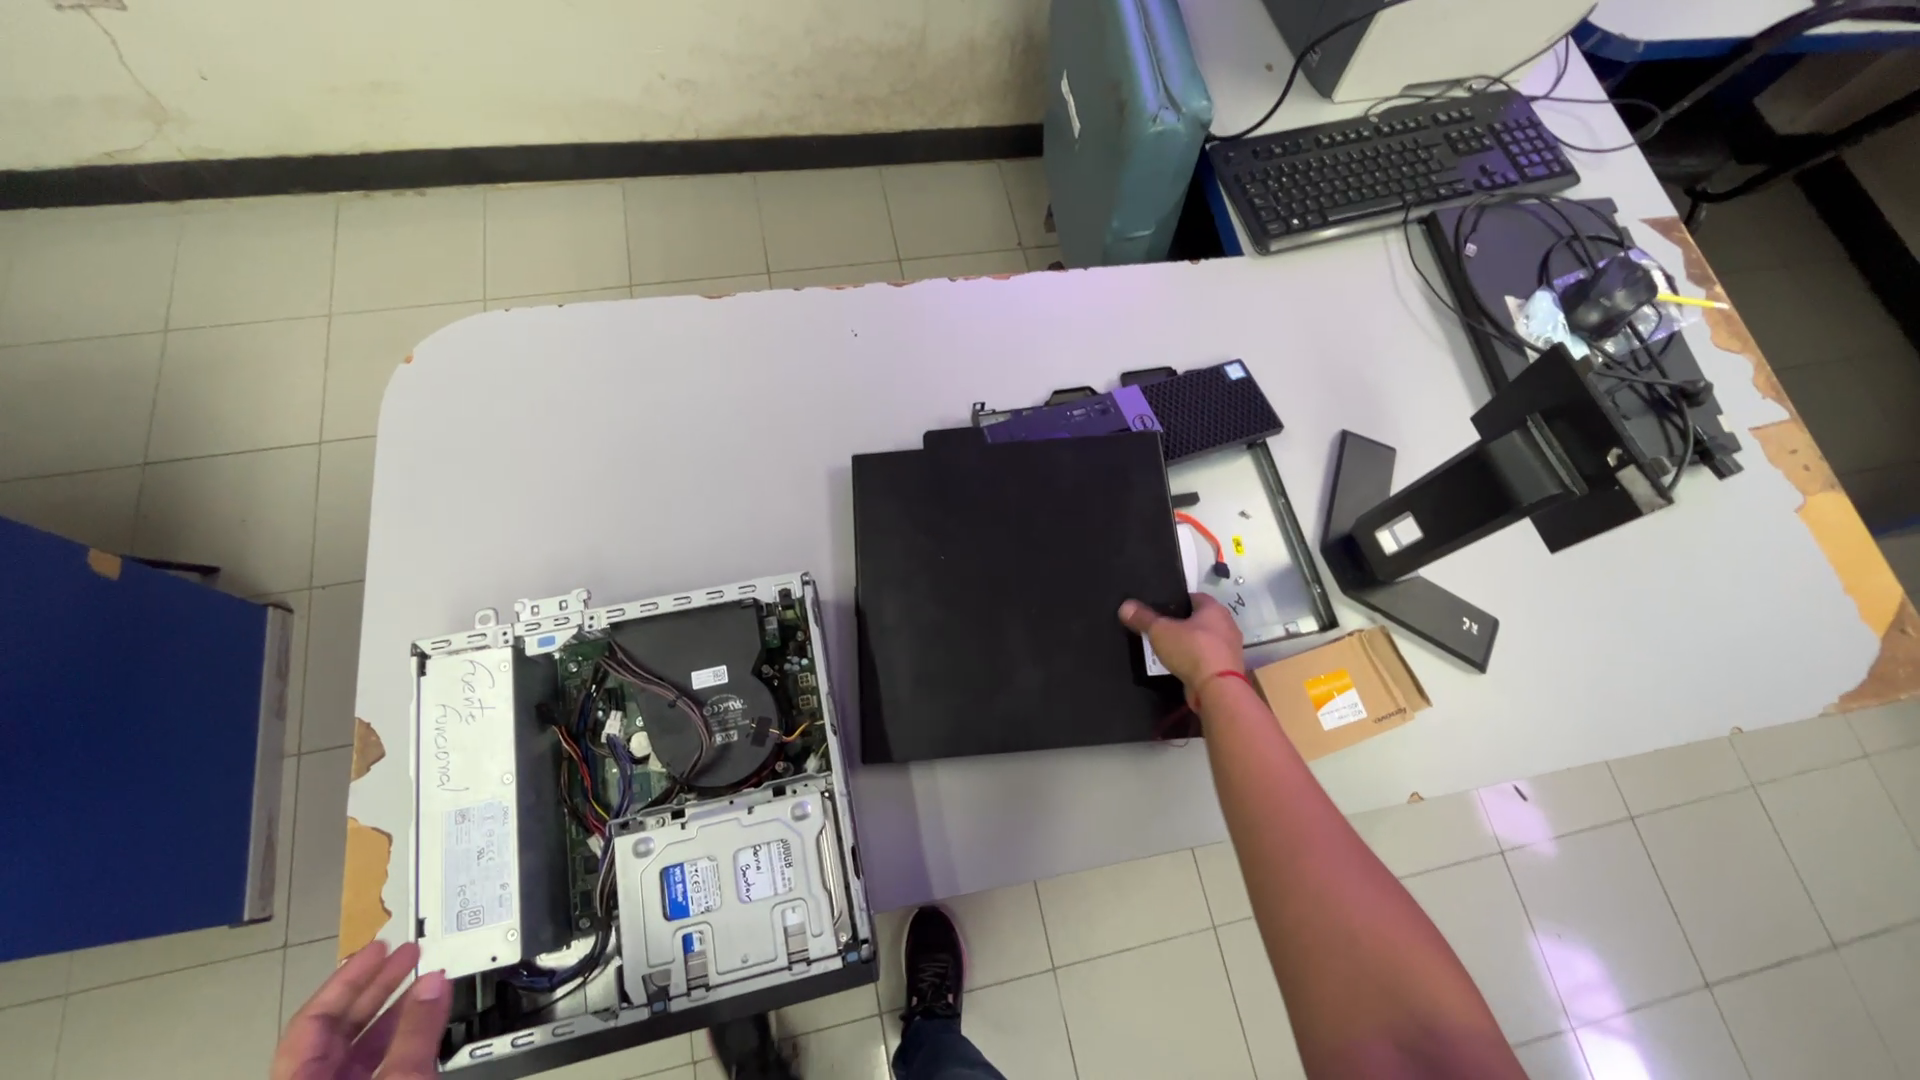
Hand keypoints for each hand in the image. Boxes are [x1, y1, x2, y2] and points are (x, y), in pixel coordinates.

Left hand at [272, 940, 451, 1079]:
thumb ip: (415, 1032)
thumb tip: (434, 981)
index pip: (312, 1019)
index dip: (348, 980)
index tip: (380, 949)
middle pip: (336, 1029)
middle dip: (377, 987)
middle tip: (410, 955)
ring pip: (359, 1047)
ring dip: (394, 1011)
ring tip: (428, 983)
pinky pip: (376, 1063)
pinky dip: (400, 1038)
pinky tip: (425, 1021)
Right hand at [1118, 594, 1244, 692]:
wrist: (1217, 688)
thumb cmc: (1191, 650)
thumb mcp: (1160, 631)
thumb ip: (1143, 618)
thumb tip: (1125, 605)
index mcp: (1214, 609)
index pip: (1194, 597)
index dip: (1178, 601)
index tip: (1161, 609)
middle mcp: (1226, 624)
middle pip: (1200, 619)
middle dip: (1183, 624)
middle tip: (1161, 629)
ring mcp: (1230, 648)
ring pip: (1205, 640)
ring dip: (1190, 644)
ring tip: (1167, 649)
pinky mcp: (1227, 669)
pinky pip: (1207, 659)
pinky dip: (1195, 661)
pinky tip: (1179, 666)